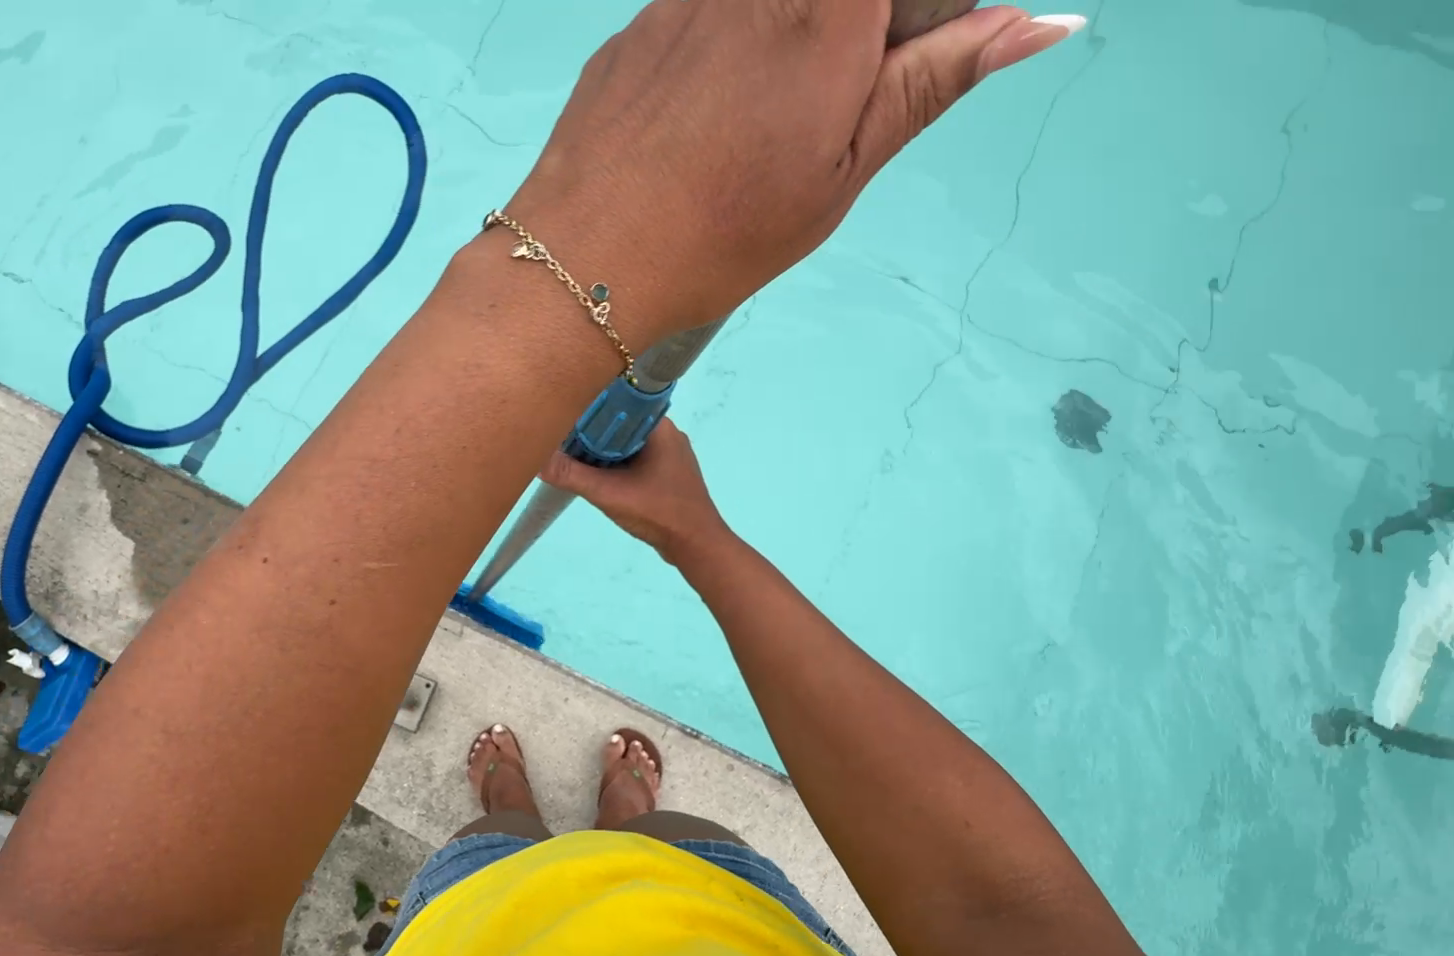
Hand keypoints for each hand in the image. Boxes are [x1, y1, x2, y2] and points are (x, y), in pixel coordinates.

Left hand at [503, 1, 1082, 340]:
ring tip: (750, 124)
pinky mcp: (628, 30)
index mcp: (829, 6)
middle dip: (850, 35)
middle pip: (829, 2)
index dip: (911, 18)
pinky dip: (720, 52)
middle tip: (826, 100)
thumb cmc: (724, 233)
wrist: (586, 260)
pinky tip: (697, 124)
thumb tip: (1039, 21)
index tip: (895, 59)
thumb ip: (933, 82)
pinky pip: (697, 17)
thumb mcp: (841, 173)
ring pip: (760, 9)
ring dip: (784, 44)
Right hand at [541, 420, 732, 563]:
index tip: (560, 415)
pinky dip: (613, 464)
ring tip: (570, 457)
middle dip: (589, 432)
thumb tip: (537, 458)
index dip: (586, 408)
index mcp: (658, 425)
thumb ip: (571, 474)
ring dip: (600, 451)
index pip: (616, 401)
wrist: (696, 545)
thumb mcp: (608, 493)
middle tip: (557, 440)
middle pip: (617, 423)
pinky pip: (633, 458)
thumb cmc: (658, 512)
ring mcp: (667, 453)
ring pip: (624, 442)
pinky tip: (595, 476)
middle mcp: (665, 432)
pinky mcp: (665, 472)